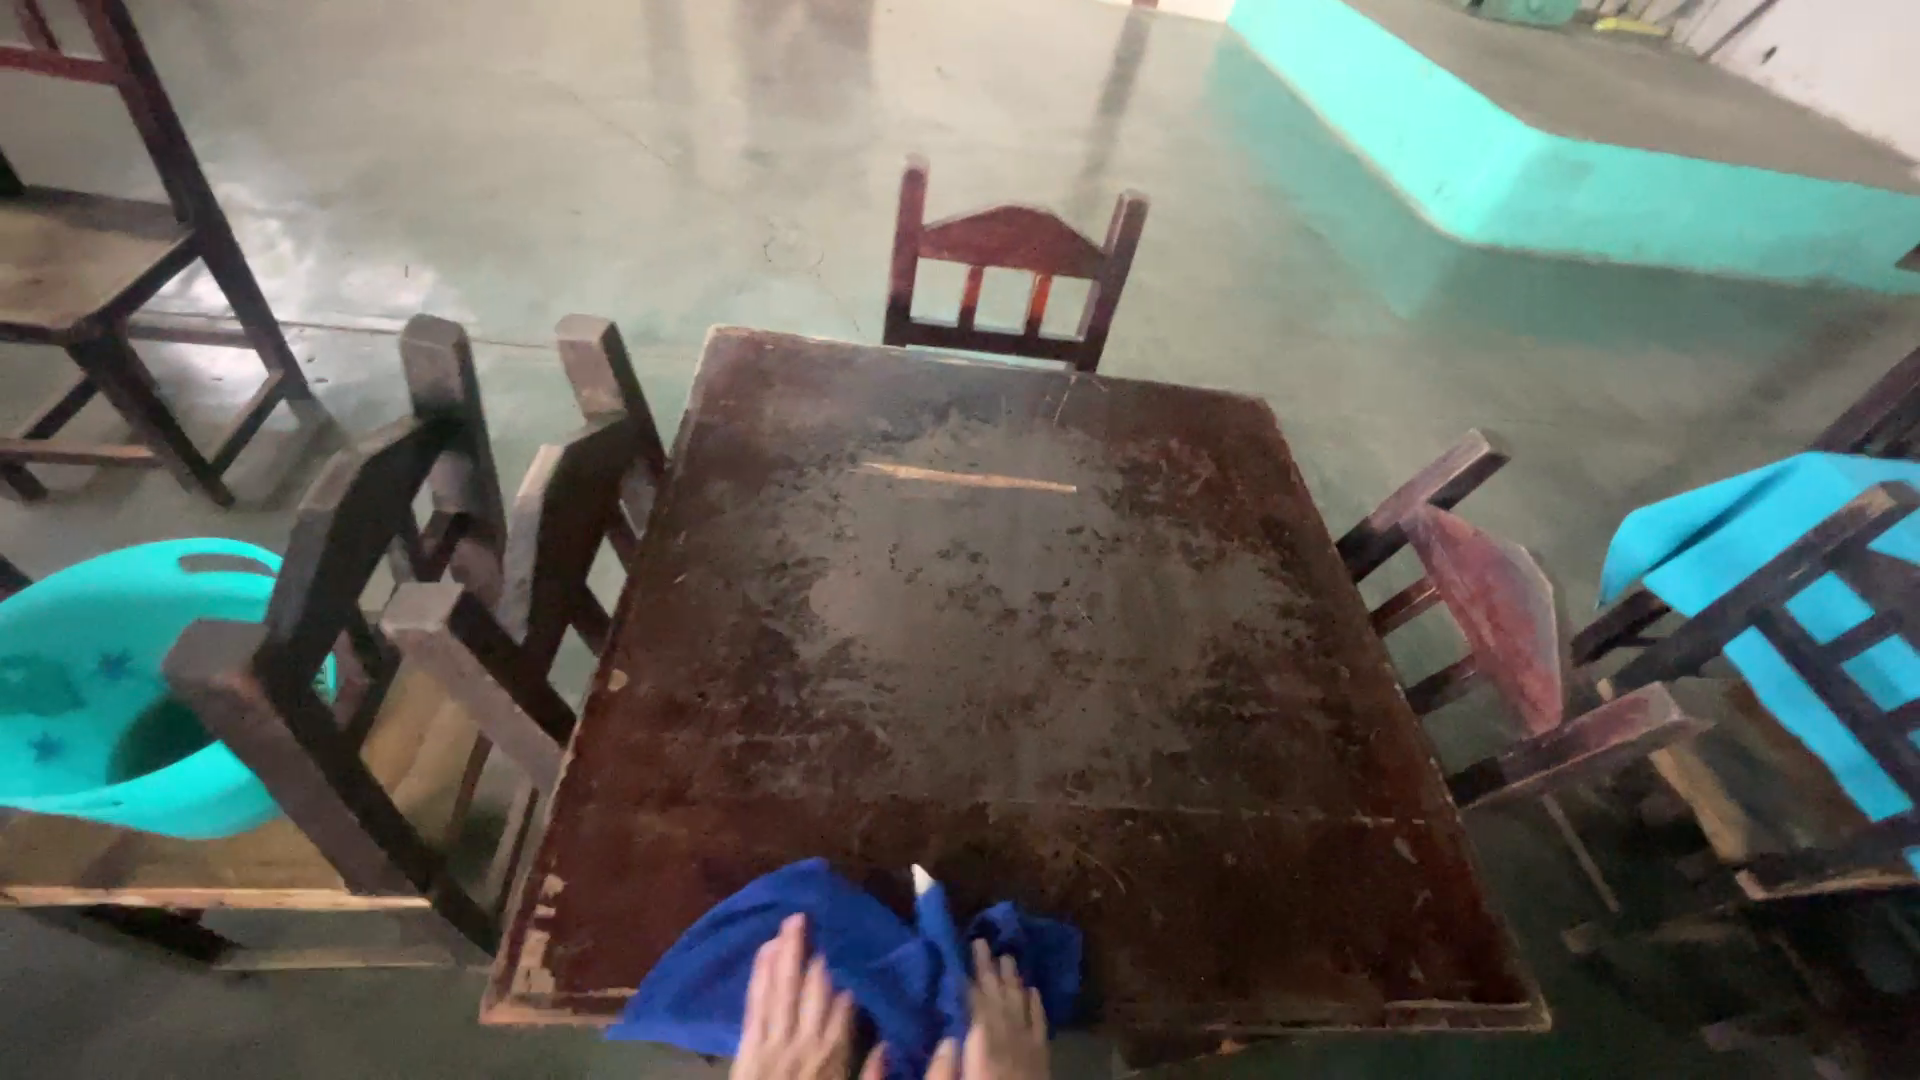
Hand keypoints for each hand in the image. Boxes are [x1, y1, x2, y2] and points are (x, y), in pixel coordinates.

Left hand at [732, 914, 884, 1079]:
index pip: (844, 1008)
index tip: (847, 951)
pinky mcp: (749, 1052)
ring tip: (788, 922)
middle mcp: (805, 1044)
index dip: (845, 979)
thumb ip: (870, 1078)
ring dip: (785, 954)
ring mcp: (774, 1045)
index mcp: (833, 1059)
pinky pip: (755, 1007)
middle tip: (807, 915)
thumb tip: (887, 1046)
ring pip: (782, 990)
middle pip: (811, 990)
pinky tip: (763, 951)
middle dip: (809, 952)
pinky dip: (760, 976)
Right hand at [925, 939, 1049, 1079]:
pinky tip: (1033, 989)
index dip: (968, 976)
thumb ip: (944, 1068)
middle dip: (989, 968)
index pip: (974, 1002)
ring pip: (1020, 1005)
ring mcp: (1028, 1047)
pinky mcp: (1043, 1060)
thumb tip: (946, 1039)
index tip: (962, 952)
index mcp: (981, 1045)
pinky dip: (1037, 1005)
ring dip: (1012, 979)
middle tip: (982, 941)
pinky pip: (1041, 1025)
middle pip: (997, 997)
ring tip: (1007, 956)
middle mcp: (1007, 1038)